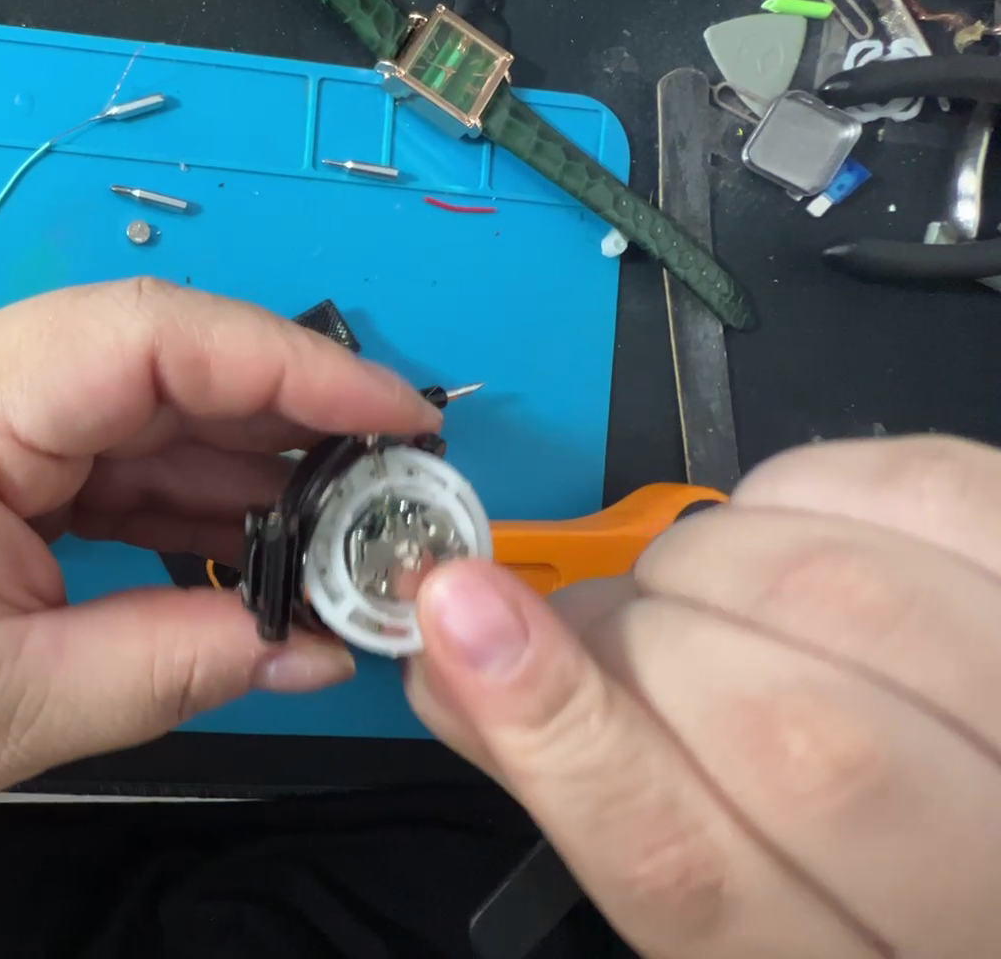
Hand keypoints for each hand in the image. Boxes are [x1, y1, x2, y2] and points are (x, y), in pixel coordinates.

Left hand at [0, 280, 439, 836]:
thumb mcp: (17, 706)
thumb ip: (180, 662)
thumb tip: (315, 645)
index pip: (142, 337)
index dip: (286, 362)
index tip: (394, 410)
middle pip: (147, 355)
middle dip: (276, 413)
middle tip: (380, 480)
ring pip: (130, 398)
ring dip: (230, 454)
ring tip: (329, 518)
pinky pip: (93, 440)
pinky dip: (170, 482)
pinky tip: (242, 527)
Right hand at [406, 436, 1000, 956]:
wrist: (979, 814)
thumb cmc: (808, 851)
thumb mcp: (679, 859)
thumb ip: (553, 761)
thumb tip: (438, 651)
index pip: (686, 869)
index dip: (557, 729)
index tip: (455, 602)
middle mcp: (1000, 894)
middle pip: (789, 733)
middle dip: (628, 632)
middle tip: (595, 623)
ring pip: (847, 596)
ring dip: (703, 559)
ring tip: (696, 589)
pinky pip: (919, 489)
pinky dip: (797, 489)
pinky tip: (784, 531)